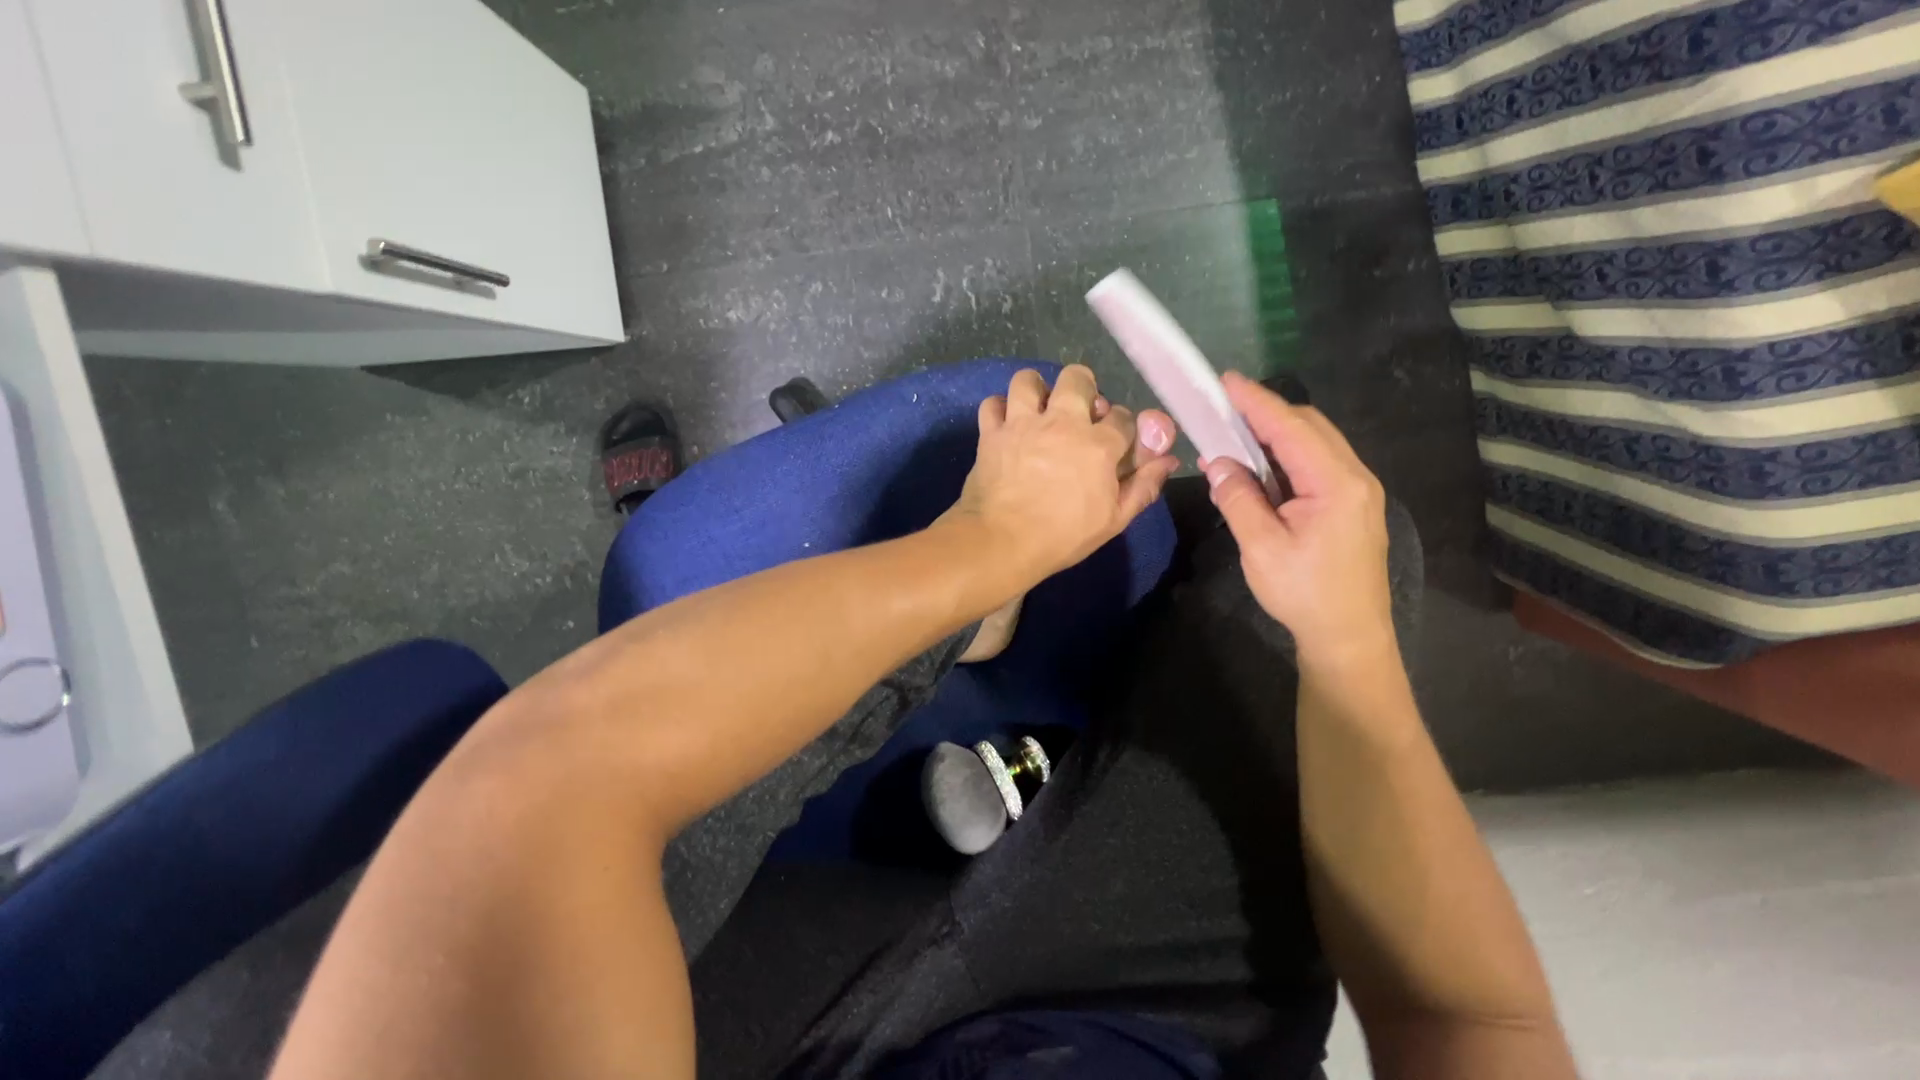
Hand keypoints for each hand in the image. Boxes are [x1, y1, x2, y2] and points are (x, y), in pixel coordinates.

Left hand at [946, 365, 1177, 585]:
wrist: (1003, 542)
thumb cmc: (1063, 536)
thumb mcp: (1114, 519)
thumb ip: (1143, 486)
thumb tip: (1168, 461)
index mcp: (1098, 444)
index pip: (1123, 416)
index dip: (1123, 427)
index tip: (1116, 441)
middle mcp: (1061, 423)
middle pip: (1077, 378)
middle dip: (1083, 388)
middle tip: (1078, 411)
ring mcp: (1022, 424)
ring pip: (1028, 381)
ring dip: (1036, 390)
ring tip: (1039, 409)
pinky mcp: (991, 433)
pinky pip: (992, 403)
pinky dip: (999, 410)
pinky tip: (1006, 424)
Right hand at [1202, 373, 1395, 674]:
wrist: (1349, 637)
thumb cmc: (1304, 594)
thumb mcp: (1262, 548)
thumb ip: (1239, 499)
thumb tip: (1218, 463)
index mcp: (1336, 484)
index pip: (1291, 428)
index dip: (1256, 402)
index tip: (1226, 381)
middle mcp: (1356, 477)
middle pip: (1310, 427)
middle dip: (1268, 413)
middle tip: (1224, 410)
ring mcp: (1360, 491)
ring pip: (1317, 444)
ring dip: (1279, 435)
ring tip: (1237, 435)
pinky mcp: (1354, 506)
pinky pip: (1321, 464)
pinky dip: (1290, 456)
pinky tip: (1264, 467)